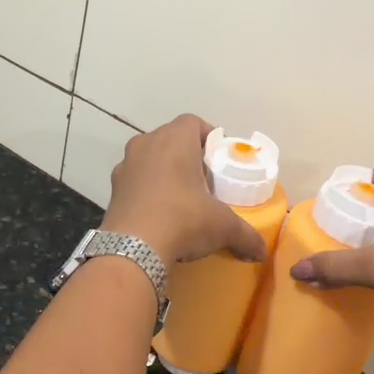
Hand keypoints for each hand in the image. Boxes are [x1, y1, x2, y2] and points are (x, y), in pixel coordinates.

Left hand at [101, 114, 264, 269]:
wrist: (131, 248)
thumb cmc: (183, 220)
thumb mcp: (223, 227)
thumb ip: (246, 235)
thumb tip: (261, 251)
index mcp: (174, 139)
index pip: (193, 123)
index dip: (208, 137)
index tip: (218, 160)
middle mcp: (146, 143)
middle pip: (170, 139)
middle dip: (187, 156)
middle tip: (204, 182)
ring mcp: (124, 164)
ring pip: (149, 158)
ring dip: (164, 172)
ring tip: (181, 199)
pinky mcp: (112, 188)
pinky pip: (135, 180)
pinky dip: (147, 190)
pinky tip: (158, 214)